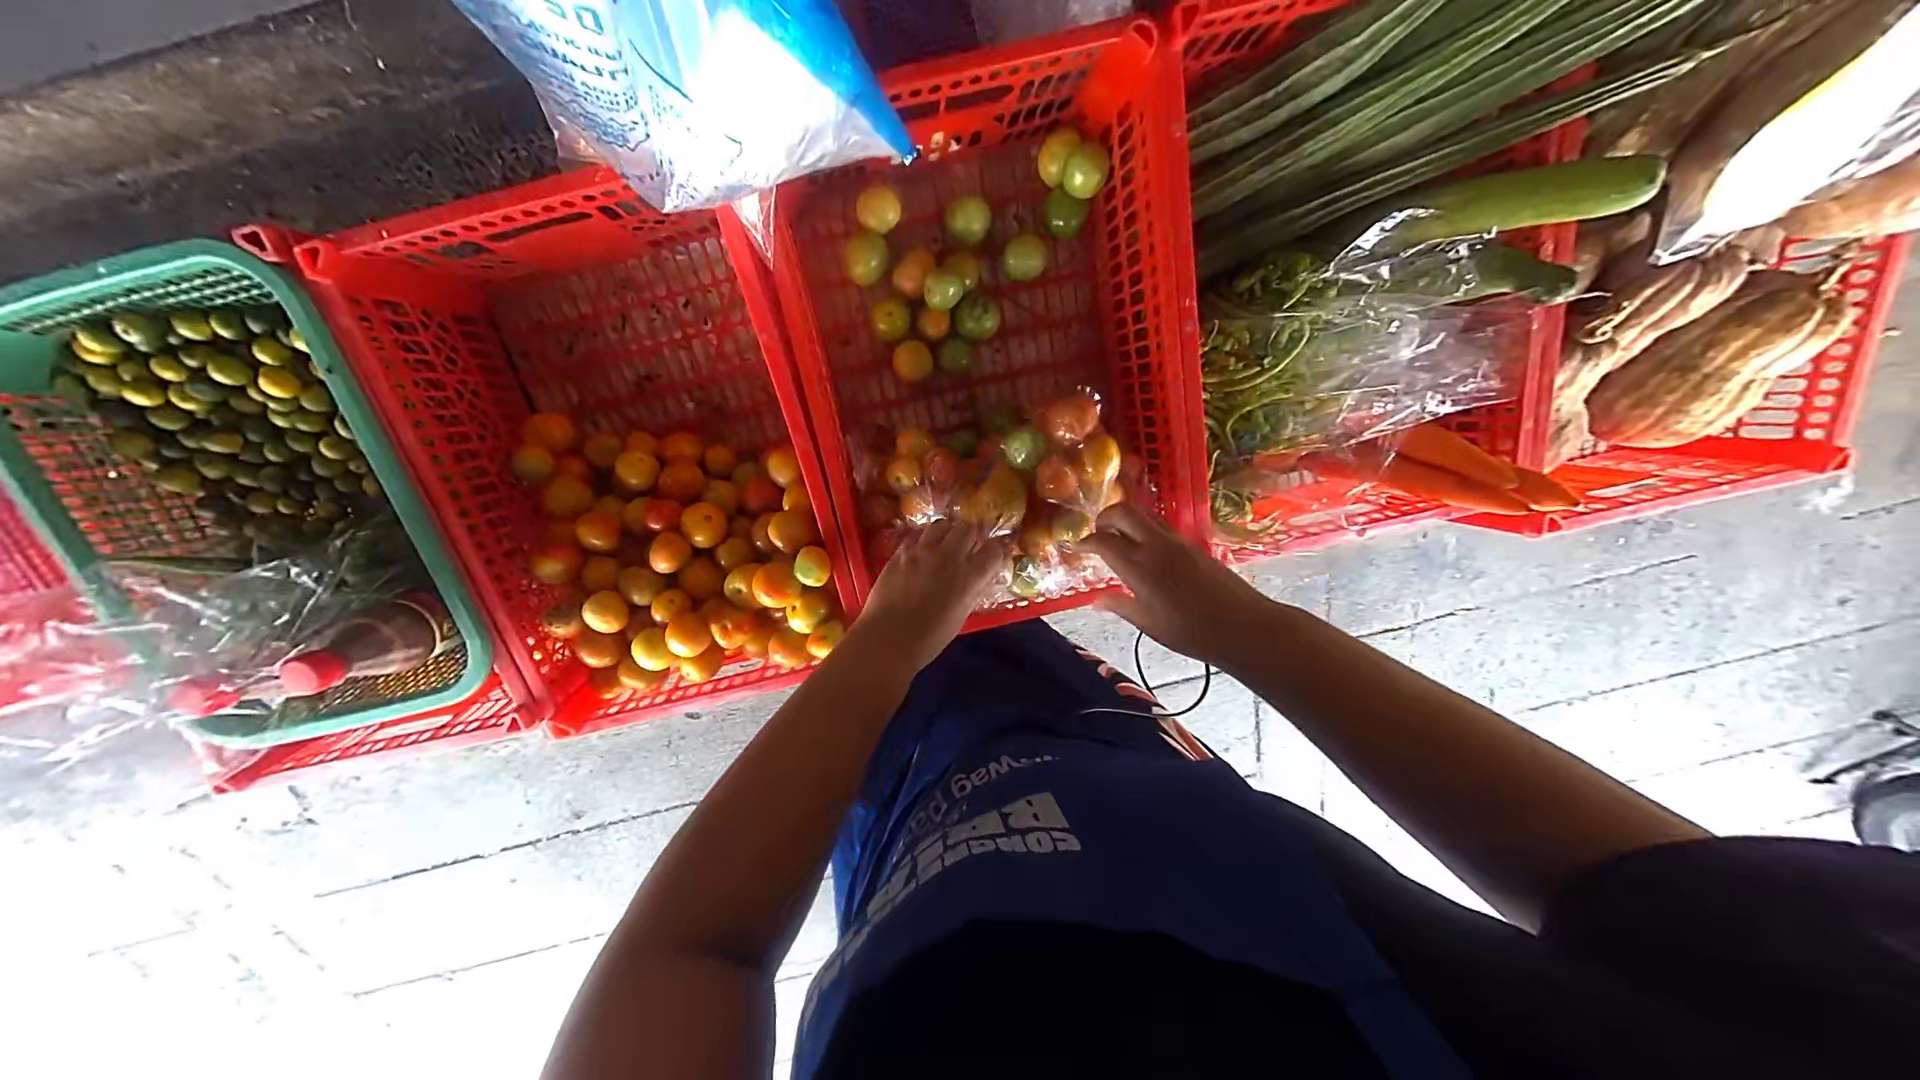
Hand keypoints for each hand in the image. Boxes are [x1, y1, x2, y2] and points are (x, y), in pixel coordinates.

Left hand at [852, 520, 1003, 670]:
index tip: (992, 555)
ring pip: (942, 525)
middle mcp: (949, 557)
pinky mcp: (901, 552)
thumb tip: (979, 577)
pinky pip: (918, 534)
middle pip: (968, 528)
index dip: (996, 550)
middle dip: (972, 535)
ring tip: (944, 543)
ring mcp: (922, 551)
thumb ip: (973, 590)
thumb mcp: (961, 614)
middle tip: (968, 546)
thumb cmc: (929, 638)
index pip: (994, 550)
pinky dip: (924, 538)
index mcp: (969, 577)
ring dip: (947, 532)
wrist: (888, 638)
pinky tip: (922, 549)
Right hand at [1079, 503, 1281, 666]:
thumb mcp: (1148, 624)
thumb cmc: (1191, 632)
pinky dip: (1144, 529)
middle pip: (1122, 512)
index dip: (1084, 541)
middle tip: (1096, 534)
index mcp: (1140, 567)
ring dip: (1125, 519)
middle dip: (1103, 518)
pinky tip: (1144, 550)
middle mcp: (1156, 545)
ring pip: (1143, 514)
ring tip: (1118, 539)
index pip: (1103, 540)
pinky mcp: (1193, 543)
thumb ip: (1121, 605)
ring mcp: (1177, 541)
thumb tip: (1096, 600)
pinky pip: (1160, 525)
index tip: (1075, 547)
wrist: (1243, 626)